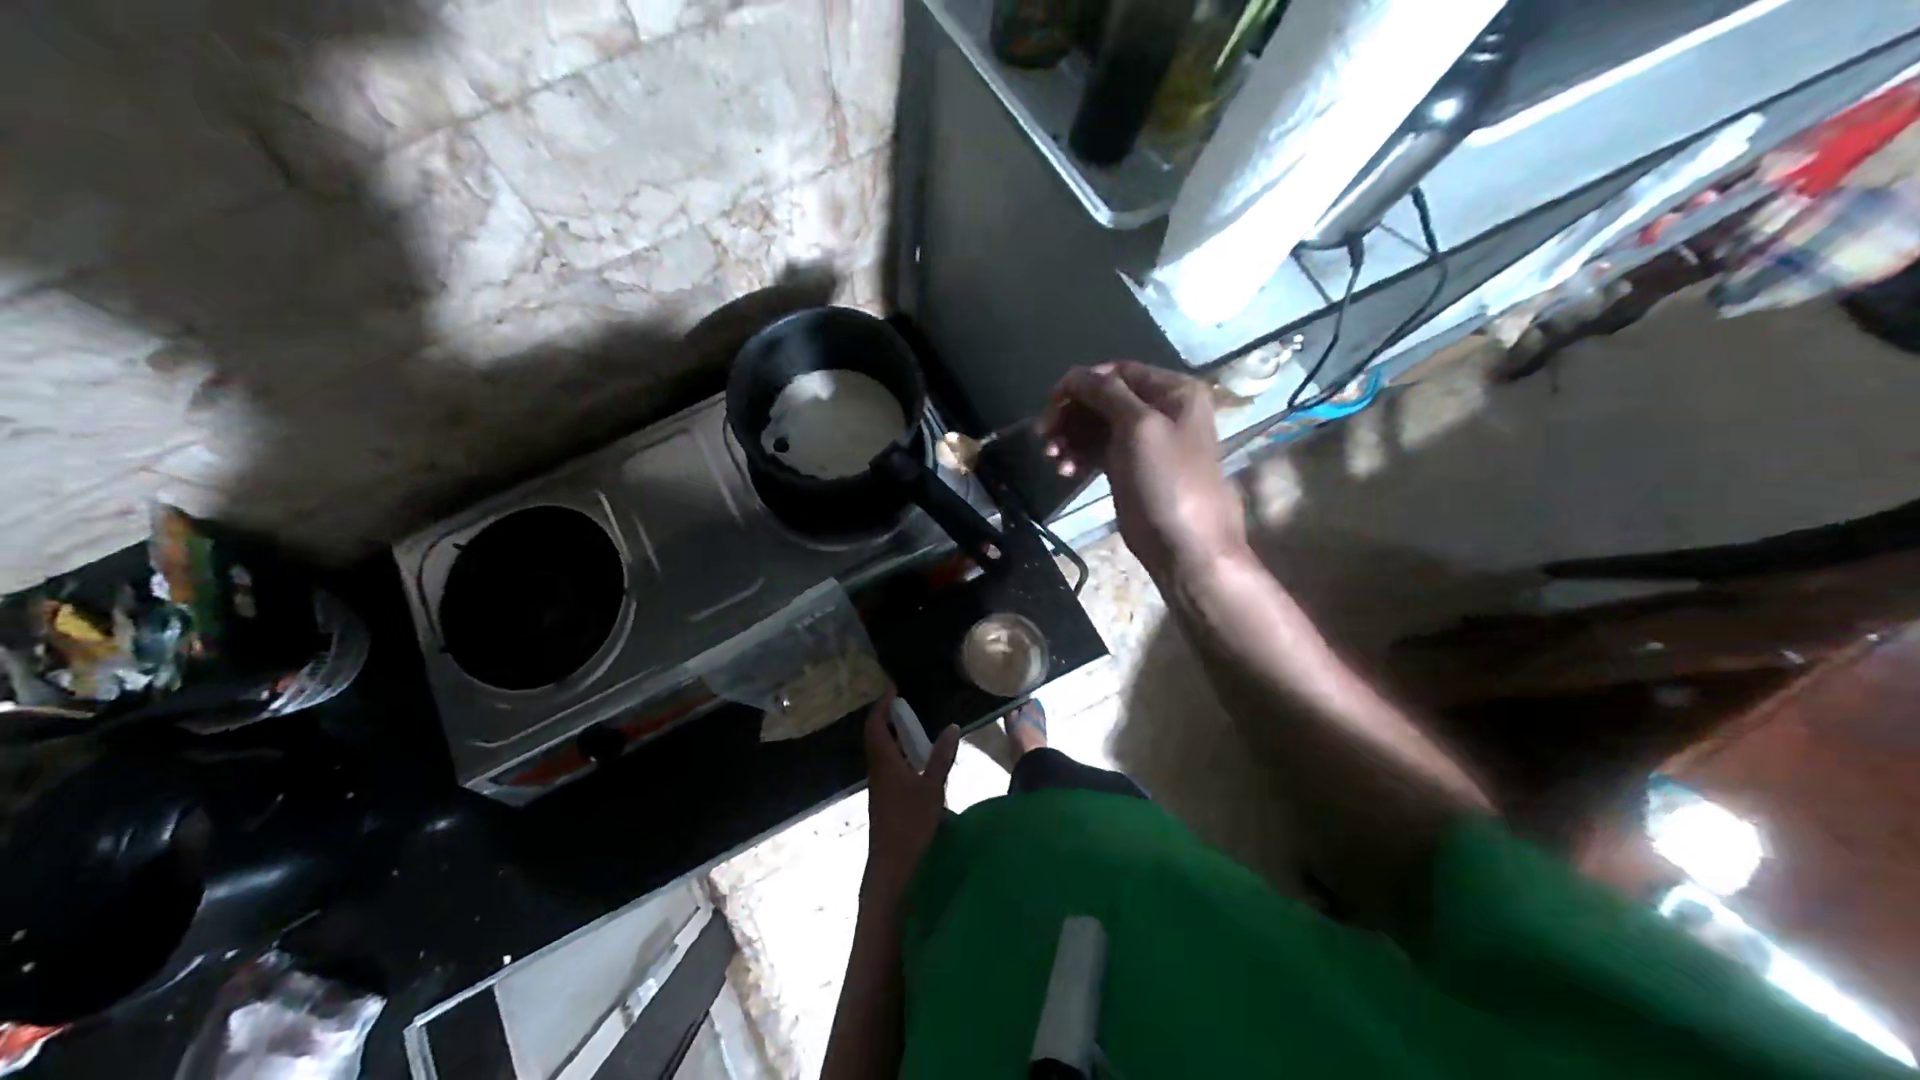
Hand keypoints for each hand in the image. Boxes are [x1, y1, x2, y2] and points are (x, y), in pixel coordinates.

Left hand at [861, 693, 959, 907]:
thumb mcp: (932, 788)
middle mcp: (877, 771)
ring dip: (896, 740)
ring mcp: (880, 787)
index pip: (875, 725)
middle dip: (888, 720)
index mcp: (884, 763)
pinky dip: (901, 757)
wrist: (892, 865)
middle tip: (907, 709)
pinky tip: (920, 765)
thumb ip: (941, 757)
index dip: (882, 706)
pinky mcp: (886, 800)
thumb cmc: (910, 823)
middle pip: (876, 738)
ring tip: (917, 732)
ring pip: (883, 754)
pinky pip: (890, 768)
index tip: (893, 691)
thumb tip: (952, 727)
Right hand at [1040, 361, 1246, 581]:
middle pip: (1103, 398)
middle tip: (1044, 435)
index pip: (1118, 372)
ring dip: (1070, 437)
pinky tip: (1064, 471)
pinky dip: (1078, 457)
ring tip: (1053, 458)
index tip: (1051, 403)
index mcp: (1173, 391)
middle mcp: (1159, 410)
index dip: (1082, 383)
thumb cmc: (1167, 480)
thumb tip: (1075, 374)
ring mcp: (1143, 441)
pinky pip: (1096, 451)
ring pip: (1095, 426)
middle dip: (1071, 414)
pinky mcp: (1128, 468)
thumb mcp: (1139, 427)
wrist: (1184, 544)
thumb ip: (1106, 393)